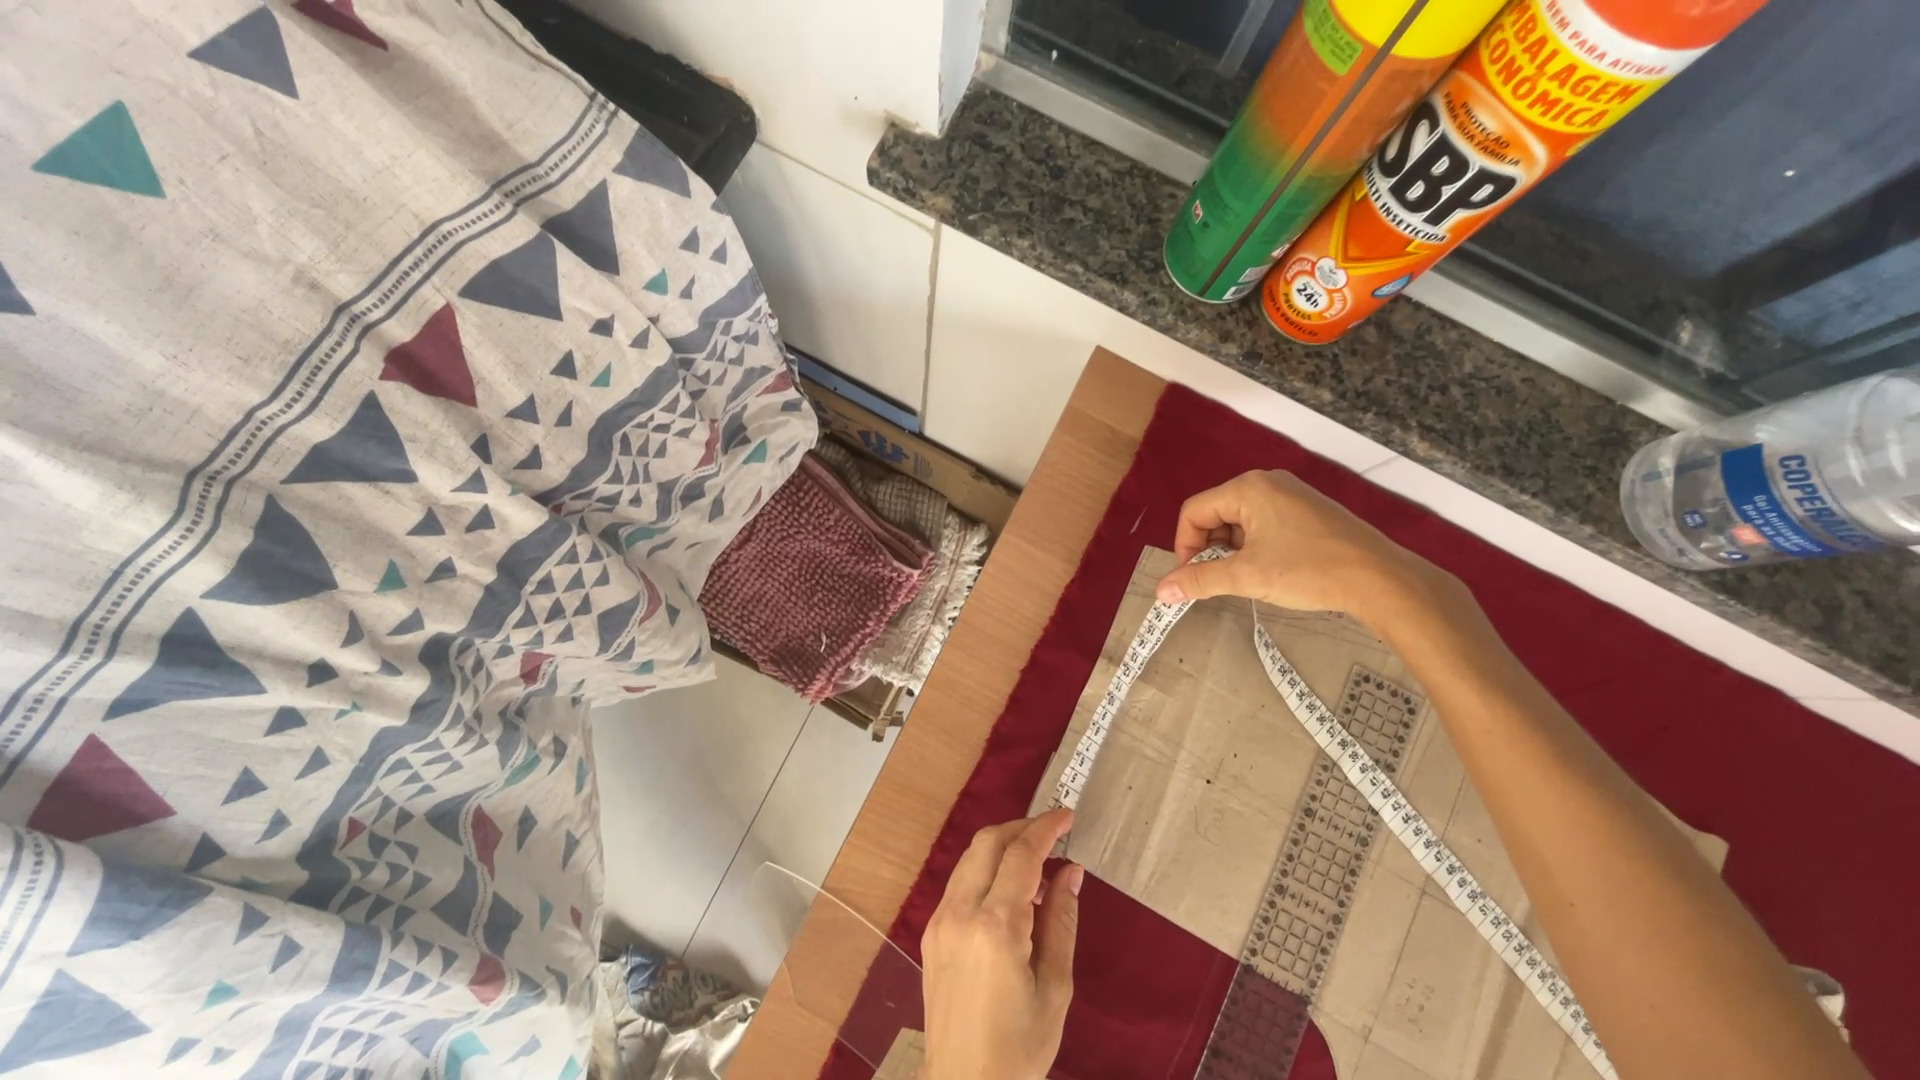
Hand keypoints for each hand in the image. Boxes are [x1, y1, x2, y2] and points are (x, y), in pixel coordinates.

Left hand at [921, 810, 1082, 1079]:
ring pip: (969, 860)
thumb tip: (1070, 871)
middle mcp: (960, 914)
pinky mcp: (931, 935)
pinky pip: (960, 885)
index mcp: (995, 926)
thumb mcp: (1055, 986)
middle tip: (1054, 831)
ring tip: (1039, 864)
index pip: (1021, 856)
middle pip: (987, 844)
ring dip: (1002, 848)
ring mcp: (939, 922)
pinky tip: (1012, 893)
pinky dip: (987, 872)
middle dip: (1021, 828)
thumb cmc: (1020, 1045)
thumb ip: (1061, 921)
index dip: (1046, 828)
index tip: (1068, 814)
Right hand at [1155, 470, 1450, 627]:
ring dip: (1233, 551)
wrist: (1379, 579)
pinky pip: (1264, 523)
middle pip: (1216, 513)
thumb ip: (1200, 580)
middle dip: (1210, 549)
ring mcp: (1291, 494)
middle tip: (1220, 580)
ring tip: (1247, 579)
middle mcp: (1267, 482)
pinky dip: (1255, 547)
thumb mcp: (1247, 577)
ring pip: (1240, 521)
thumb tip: (1161, 590)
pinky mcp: (1308, 510)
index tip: (1192, 578)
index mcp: (1248, 488)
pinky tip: (1270, 571)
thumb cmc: (1308, 571)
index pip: (1194, 511)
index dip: (1185, 546)